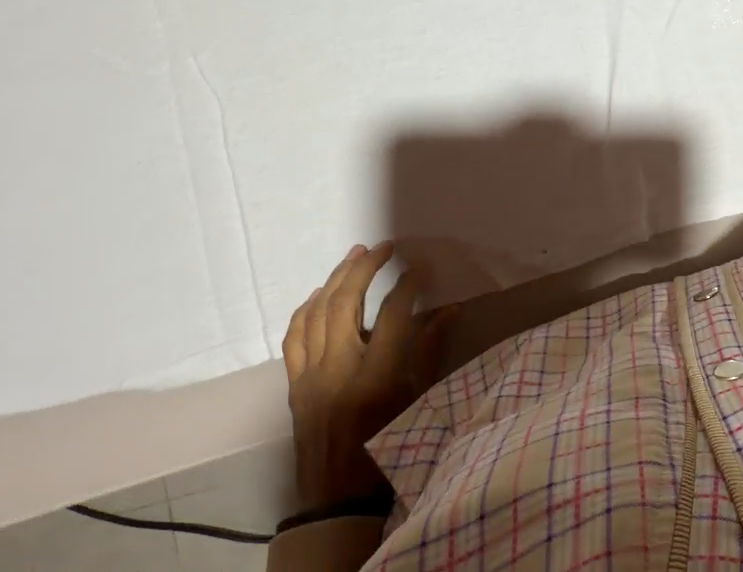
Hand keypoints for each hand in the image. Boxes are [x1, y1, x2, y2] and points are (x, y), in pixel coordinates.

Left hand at [283, 241, 454, 511]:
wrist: (338, 495)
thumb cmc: (390, 446)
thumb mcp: (418, 399)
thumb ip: (430, 351)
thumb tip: (448, 309)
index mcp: (374, 376)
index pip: (391, 314)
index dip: (408, 284)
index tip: (421, 266)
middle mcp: (337, 370)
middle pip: (345, 303)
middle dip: (365, 268)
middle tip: (384, 247)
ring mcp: (310, 376)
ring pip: (316, 313)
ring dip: (335, 279)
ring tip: (354, 255)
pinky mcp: (294, 384)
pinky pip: (294, 337)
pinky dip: (306, 309)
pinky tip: (320, 293)